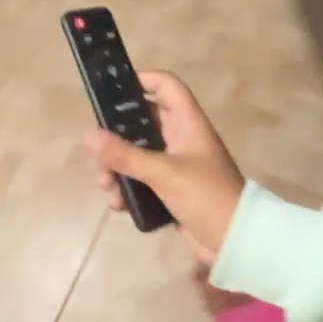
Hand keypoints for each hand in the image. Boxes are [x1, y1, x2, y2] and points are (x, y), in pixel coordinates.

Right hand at [85, 71, 245, 264]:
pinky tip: (119, 204)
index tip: (112, 90)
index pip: (167, 86)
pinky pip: (140, 182)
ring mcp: (175, 166)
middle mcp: (181, 139)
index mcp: (188, 123)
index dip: (142, 80)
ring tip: (106, 186)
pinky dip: (127, 190)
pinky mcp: (170, 192)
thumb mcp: (163, 173)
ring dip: (117, 169)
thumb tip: (88, 135)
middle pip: (142, 124)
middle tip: (97, 153)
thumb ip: (125, 154)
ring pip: (136, 156)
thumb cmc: (206, 196)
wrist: (234, 241)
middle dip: (116, 138)